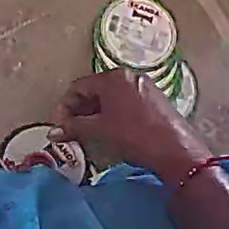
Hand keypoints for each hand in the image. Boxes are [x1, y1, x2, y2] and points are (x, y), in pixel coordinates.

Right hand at [50, 69, 209, 181]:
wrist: (176, 151)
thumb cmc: (134, 136)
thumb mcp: (99, 131)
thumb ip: (73, 127)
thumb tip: (53, 132)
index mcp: (113, 78)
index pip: (79, 86)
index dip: (64, 106)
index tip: (59, 125)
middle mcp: (129, 76)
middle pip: (95, 90)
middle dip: (79, 110)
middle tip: (70, 130)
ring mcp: (144, 87)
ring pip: (110, 98)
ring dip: (95, 114)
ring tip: (87, 133)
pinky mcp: (154, 100)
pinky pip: (125, 103)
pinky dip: (112, 115)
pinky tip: (109, 131)